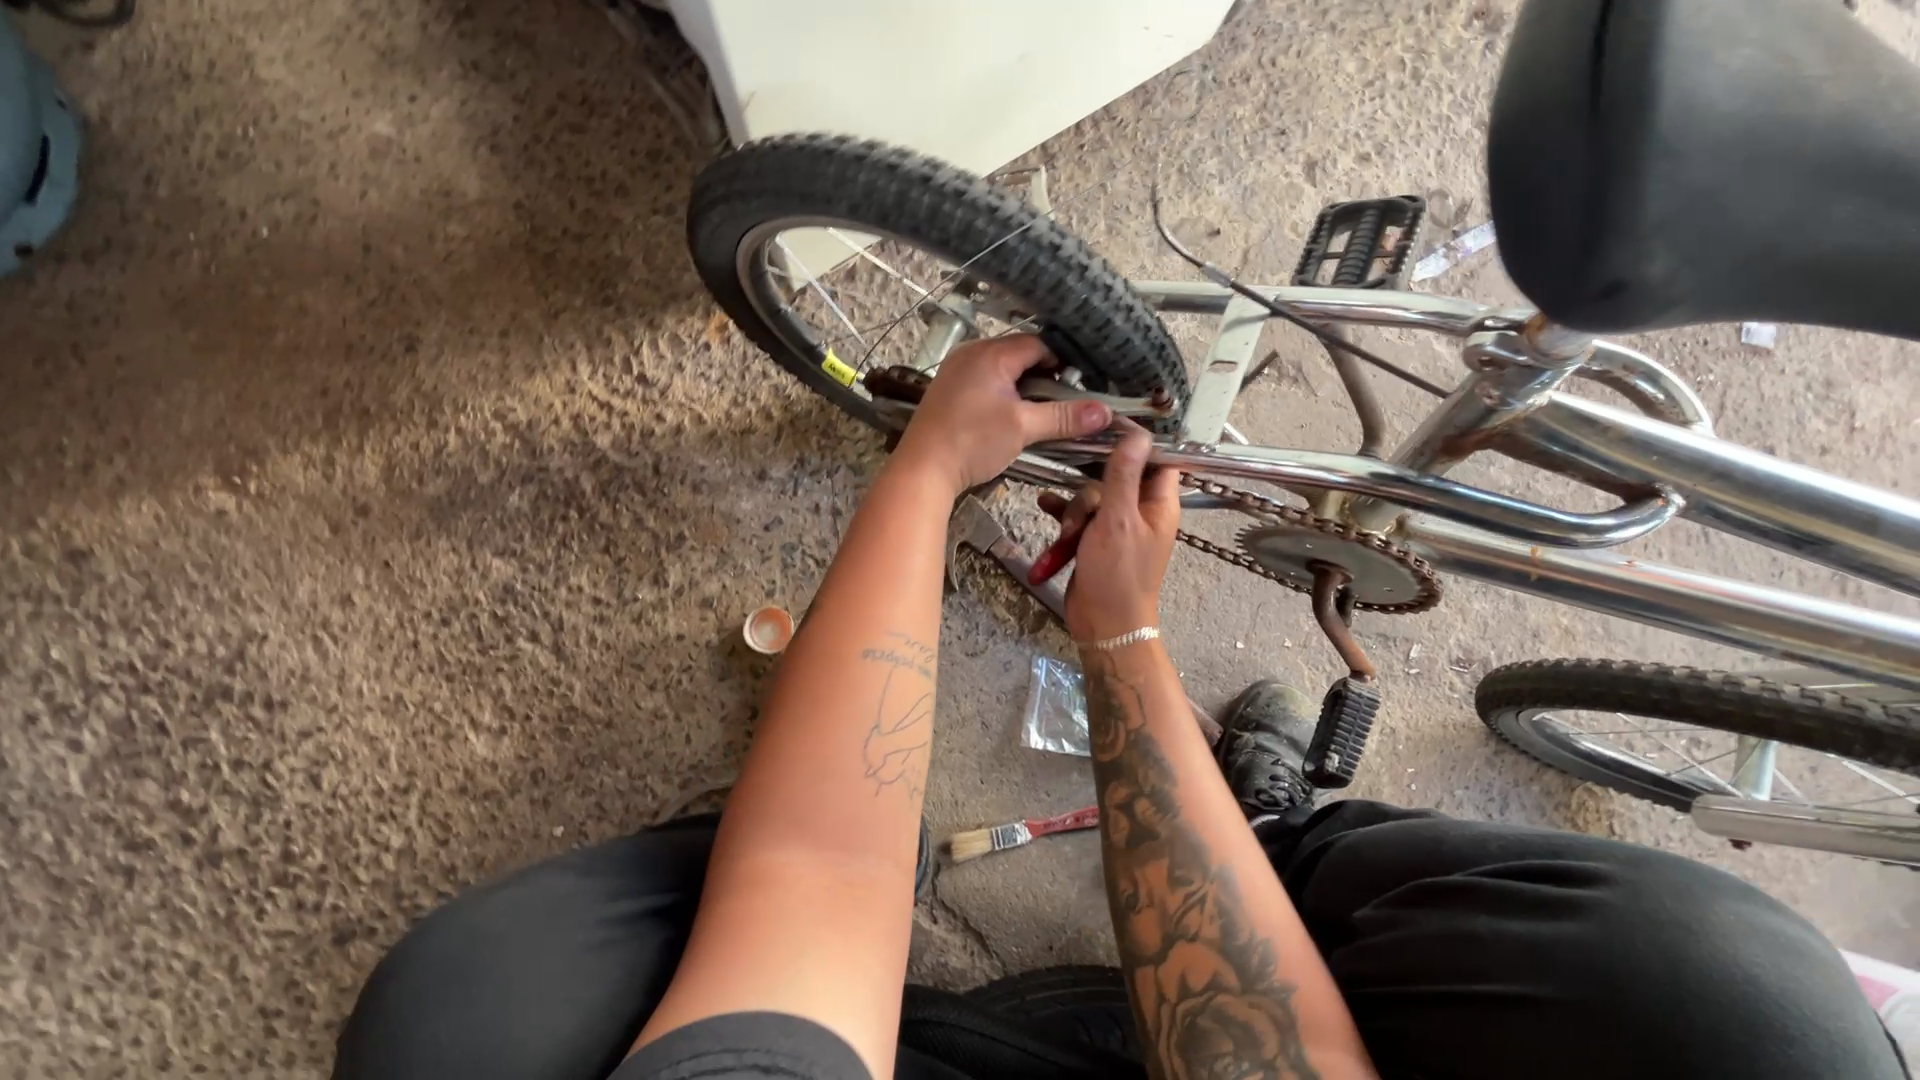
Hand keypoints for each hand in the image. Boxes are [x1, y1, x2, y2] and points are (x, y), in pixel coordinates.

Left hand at [889, 335, 1111, 496]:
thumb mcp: (1023, 428)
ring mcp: (955, 371)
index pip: (1038, 344)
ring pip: (1002, 370)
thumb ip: (1064, 417)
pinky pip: (984, 382)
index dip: (1063, 362)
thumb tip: (1103, 412)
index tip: (1080, 385)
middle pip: (1019, 355)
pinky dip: (1002, 394)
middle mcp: (970, 353)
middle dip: (1044, 376)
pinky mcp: (947, 391)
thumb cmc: (972, 442)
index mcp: (990, 353)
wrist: (923, 469)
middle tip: (1063, 401)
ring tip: (1039, 412)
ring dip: (1023, 387)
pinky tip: (1010, 417)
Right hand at [1033, 420, 1181, 642]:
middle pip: (1114, 477)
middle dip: (1090, 493)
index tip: (1107, 432)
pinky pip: (1077, 516)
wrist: (1103, 625)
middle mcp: (1141, 511)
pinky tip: (1044, 506)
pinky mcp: (1094, 539)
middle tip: (1084, 515)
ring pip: (1091, 496)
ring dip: (1073, 511)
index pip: (1157, 460)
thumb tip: (1138, 434)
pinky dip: (1062, 515)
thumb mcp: (1118, 520)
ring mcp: (1116, 526)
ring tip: (1068, 534)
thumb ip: (1123, 475)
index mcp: (1159, 505)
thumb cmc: (1117, 576)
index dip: (1136, 444)